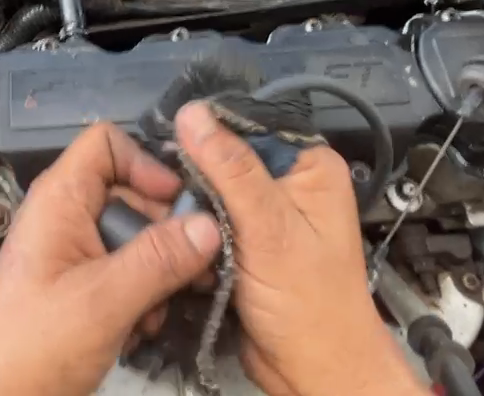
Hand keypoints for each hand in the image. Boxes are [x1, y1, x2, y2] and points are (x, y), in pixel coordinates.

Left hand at [0, 122, 222, 395]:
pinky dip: (142, 296)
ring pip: (134, 238)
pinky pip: (126, 271)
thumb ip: (158, 260)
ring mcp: (74, 250)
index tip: (177, 200)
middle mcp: (67, 214)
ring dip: (156, 273)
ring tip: (156, 309)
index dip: (145, 163)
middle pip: (131, 193)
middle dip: (162, 233)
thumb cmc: (26, 345)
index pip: (106, 142)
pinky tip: (139, 327)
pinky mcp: (82, 284)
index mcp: (61, 197)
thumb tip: (206, 225)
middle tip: (190, 267)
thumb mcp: (103, 299)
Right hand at [176, 102, 425, 395]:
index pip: (248, 123)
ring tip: (170, 210)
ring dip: (190, 199)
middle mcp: (289, 180)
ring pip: (211, 183)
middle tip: (169, 186)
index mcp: (309, 164)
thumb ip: (231, 170)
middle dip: (196, 170)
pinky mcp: (244, 236)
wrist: (315, 377)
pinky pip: (208, 213)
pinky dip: (192, 222)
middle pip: (225, 152)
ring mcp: (265, 209)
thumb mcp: (270, 229)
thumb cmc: (311, 307)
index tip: (172, 141)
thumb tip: (193, 114)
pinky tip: (178, 230)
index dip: (209, 130)